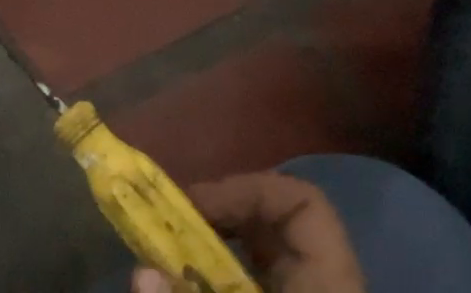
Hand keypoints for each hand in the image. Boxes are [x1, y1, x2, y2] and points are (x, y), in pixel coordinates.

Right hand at [147, 173, 363, 292]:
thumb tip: (140, 274)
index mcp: (330, 282)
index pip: (304, 202)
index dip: (248, 189)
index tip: (193, 205)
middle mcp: (319, 281)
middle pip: (271, 217)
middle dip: (215, 209)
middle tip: (167, 219)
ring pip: (256, 247)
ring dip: (208, 235)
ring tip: (166, 241)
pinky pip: (249, 274)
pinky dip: (212, 264)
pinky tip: (182, 274)